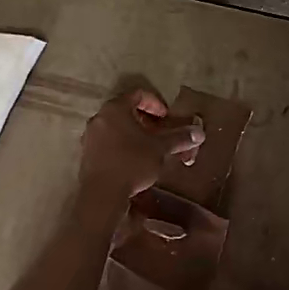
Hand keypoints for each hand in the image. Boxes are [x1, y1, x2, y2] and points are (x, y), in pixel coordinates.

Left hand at [78, 89, 204, 200]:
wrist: (103, 194)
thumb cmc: (132, 163)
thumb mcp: (160, 148)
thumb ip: (179, 138)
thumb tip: (199, 132)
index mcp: (115, 109)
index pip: (138, 94)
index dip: (156, 103)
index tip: (168, 117)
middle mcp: (100, 118)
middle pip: (127, 112)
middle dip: (149, 122)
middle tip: (163, 134)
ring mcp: (91, 137)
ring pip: (119, 129)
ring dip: (137, 136)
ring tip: (153, 150)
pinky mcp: (88, 155)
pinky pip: (110, 143)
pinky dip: (125, 147)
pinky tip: (137, 162)